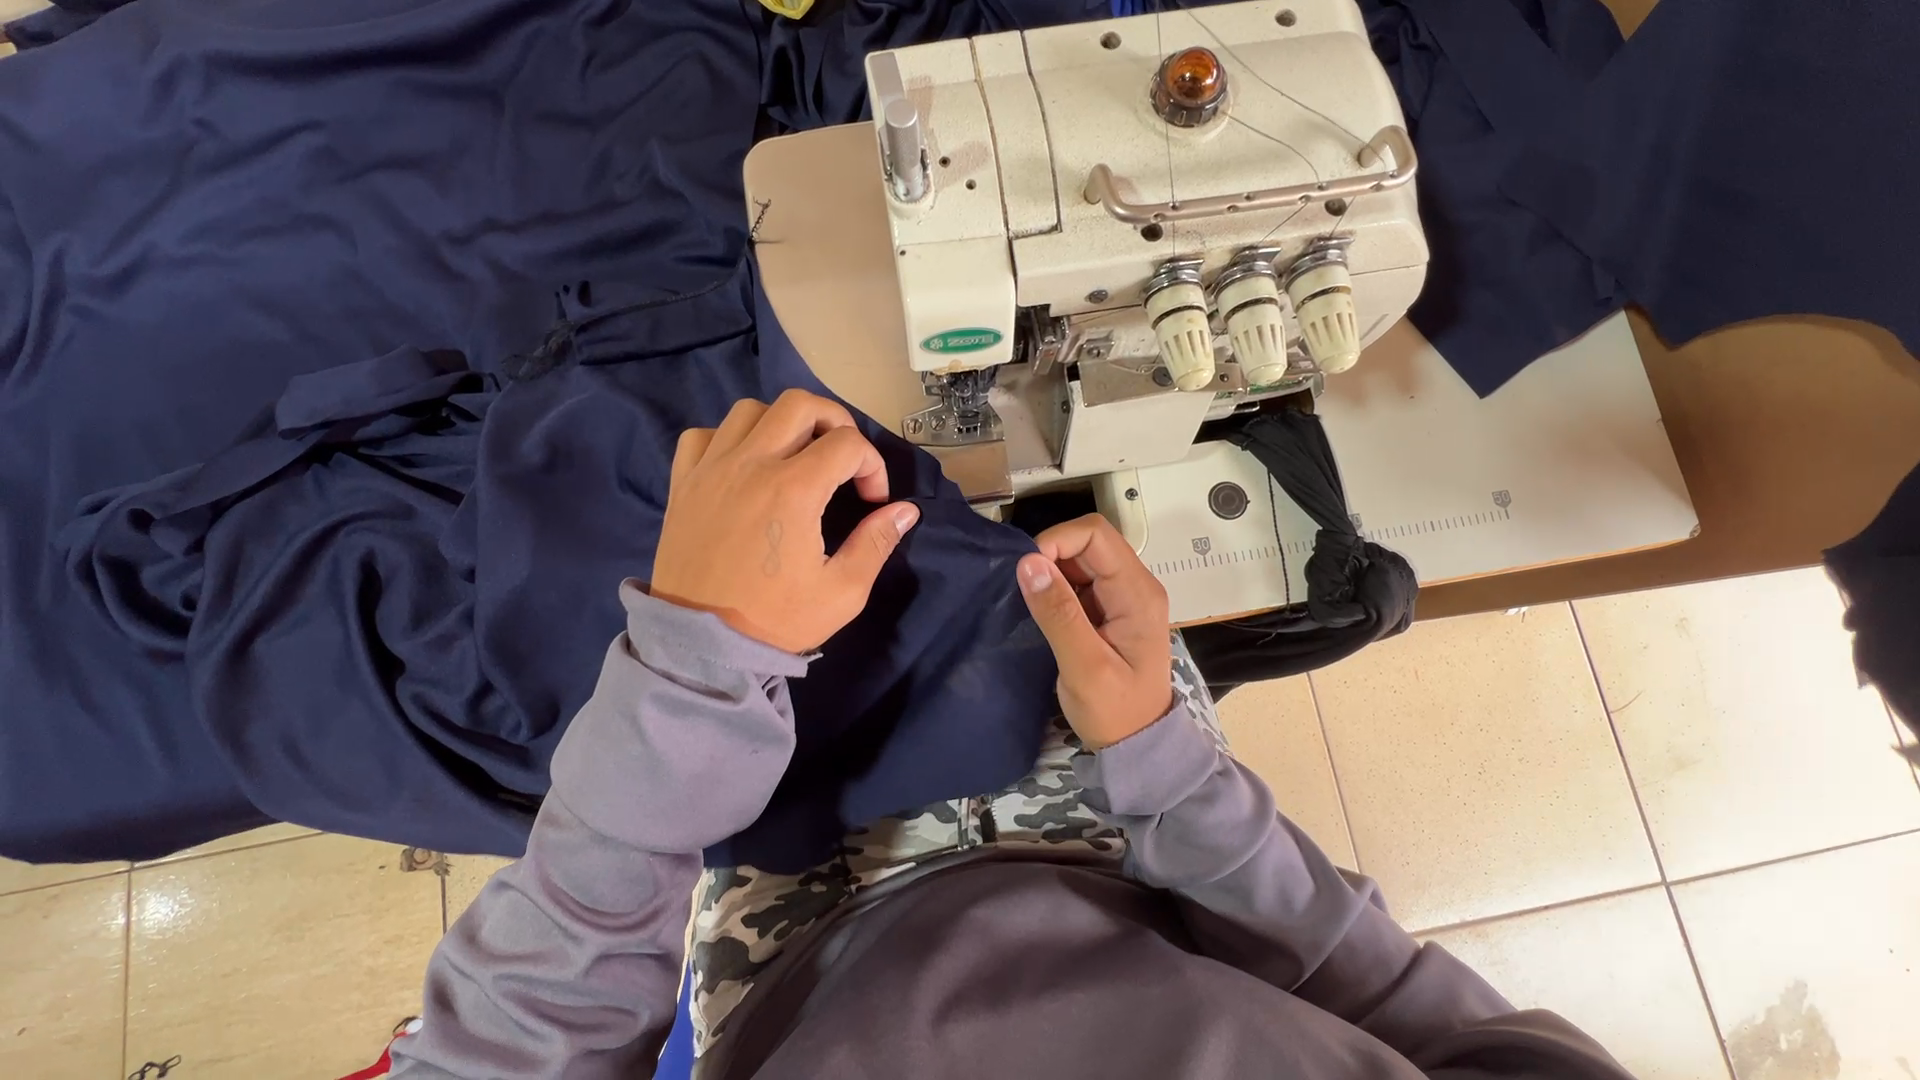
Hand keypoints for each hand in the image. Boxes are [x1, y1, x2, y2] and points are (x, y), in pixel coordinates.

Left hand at [650, 389, 919, 652]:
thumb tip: (905, 510)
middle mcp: (751, 465)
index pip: (848, 444)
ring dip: (781, 424)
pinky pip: (703, 435)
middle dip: (835, 422)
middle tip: (843, 458)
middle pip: (799, 404)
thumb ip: (876, 543)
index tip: (872, 500)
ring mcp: (711, 470)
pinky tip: (743, 466)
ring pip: (749, 409)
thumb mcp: (842, 592)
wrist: (700, 646)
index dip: (873, 465)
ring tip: (795, 457)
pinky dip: (728, 438)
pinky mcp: (682, 484)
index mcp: (794, 489)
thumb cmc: (774, 621)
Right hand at [1016, 514, 1172, 749]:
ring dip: (1051, 572)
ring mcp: (1123, 597)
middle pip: (1088, 542)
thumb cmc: (1116, 713)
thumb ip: (1058, 614)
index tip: (1026, 572)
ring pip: (1081, 560)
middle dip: (1050, 556)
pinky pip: (1080, 581)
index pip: (1095, 534)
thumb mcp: (1084, 668)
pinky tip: (1043, 613)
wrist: (1138, 747)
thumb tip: (1028, 563)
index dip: (1056, 541)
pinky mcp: (1110, 610)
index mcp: (1137, 593)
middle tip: (1025, 591)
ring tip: (1031, 604)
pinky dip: (1056, 588)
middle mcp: (1135, 585)